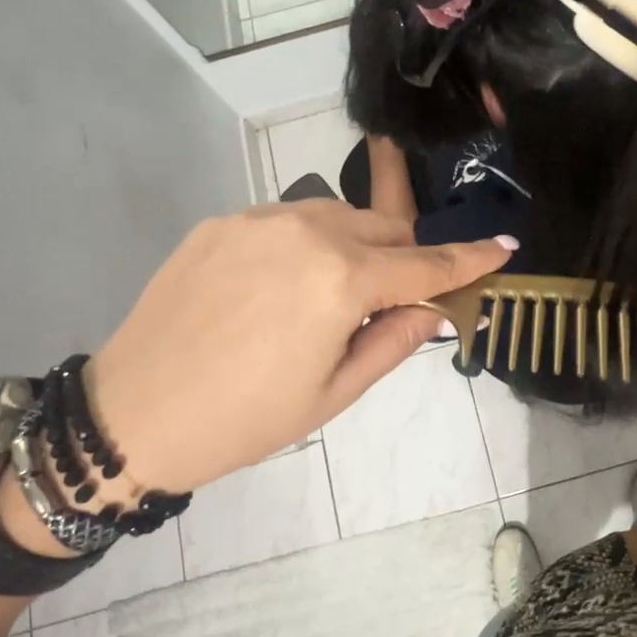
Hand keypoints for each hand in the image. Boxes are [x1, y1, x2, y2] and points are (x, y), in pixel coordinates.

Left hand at [84, 201, 512, 492]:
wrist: (131, 415)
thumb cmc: (244, 420)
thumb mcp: (333, 394)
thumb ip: (394, 340)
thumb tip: (437, 307)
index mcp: (341, 279)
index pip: (424, 264)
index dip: (469, 259)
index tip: (505, 246)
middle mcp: (307, 231)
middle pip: (384, 228)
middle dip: (404, 256)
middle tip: (395, 300)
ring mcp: (259, 218)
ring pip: (337, 216)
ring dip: (355, 246)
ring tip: (330, 298)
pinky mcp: (222, 221)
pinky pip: (288, 220)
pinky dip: (307, 244)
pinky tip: (281, 287)